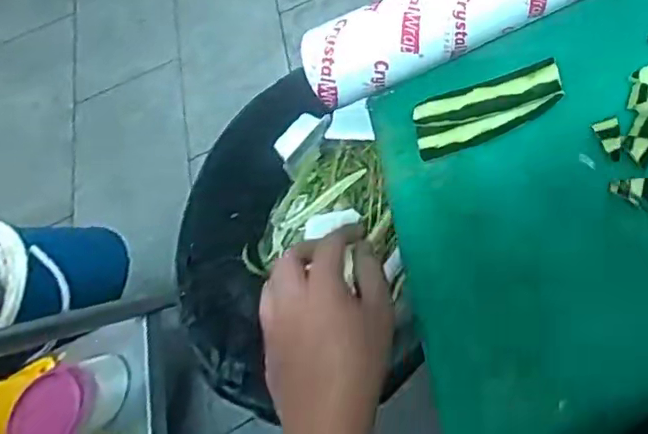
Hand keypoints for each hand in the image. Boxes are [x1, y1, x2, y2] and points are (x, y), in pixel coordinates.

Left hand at [259, 227, 393, 433]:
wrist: (327, 422)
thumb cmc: (361, 364)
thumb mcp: (380, 313)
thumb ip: (372, 272)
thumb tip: (362, 249)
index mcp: (320, 288)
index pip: (328, 244)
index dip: (344, 232)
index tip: (359, 232)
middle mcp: (289, 299)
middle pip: (288, 257)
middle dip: (310, 247)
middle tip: (332, 252)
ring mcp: (273, 325)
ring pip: (271, 282)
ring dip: (291, 271)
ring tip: (313, 277)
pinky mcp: (267, 348)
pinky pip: (270, 307)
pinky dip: (285, 296)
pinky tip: (303, 310)